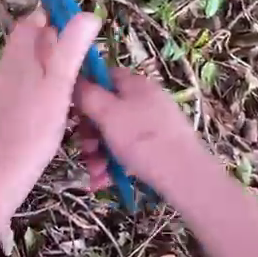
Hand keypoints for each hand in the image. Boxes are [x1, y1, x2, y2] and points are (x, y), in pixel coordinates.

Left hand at [0, 11, 101, 191]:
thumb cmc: (35, 127)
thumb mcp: (59, 85)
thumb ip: (70, 49)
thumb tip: (87, 15)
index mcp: (16, 58)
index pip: (28, 24)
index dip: (47, 21)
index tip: (69, 31)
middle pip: (22, 48)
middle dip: (44, 48)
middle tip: (71, 61)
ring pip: (16, 72)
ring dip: (36, 72)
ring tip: (60, 88)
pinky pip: (10, 95)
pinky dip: (27, 94)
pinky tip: (39, 113)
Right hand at [75, 69, 214, 193]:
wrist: (184, 175)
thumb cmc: (141, 138)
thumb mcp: (106, 113)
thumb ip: (86, 94)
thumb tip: (73, 80)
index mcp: (135, 84)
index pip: (104, 76)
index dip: (85, 91)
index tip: (73, 111)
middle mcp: (145, 100)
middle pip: (106, 109)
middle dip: (89, 133)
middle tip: (86, 149)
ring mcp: (153, 124)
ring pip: (114, 134)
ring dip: (98, 153)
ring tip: (95, 173)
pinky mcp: (158, 147)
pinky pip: (128, 150)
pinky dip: (113, 164)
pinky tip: (104, 180)